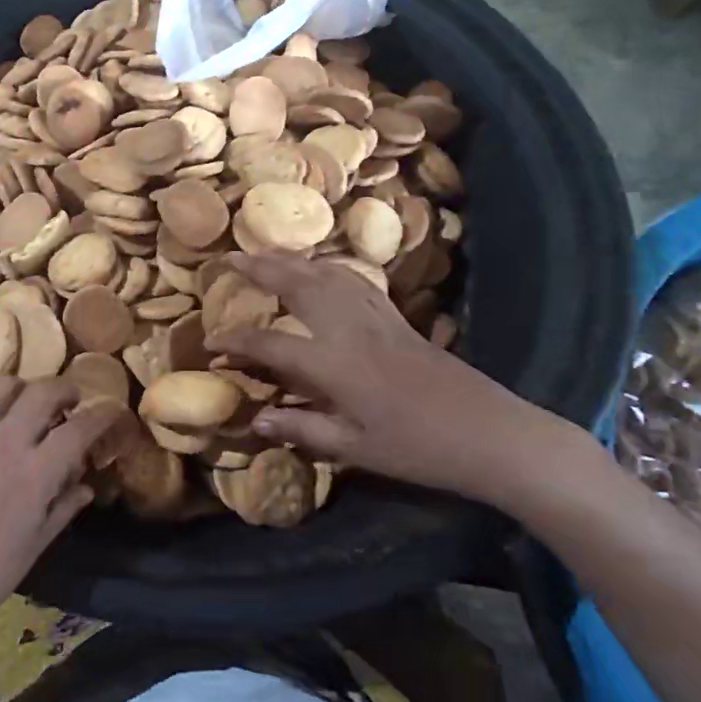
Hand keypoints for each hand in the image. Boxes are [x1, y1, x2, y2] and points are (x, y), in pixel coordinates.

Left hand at [0, 377, 115, 691]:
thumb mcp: (36, 543)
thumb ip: (64, 507)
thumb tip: (85, 485)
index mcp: (37, 472)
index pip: (79, 428)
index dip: (102, 415)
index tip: (114, 410)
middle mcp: (8, 443)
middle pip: (43, 392)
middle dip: (65, 388)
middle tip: (73, 400)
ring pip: (5, 388)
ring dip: (27, 388)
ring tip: (33, 403)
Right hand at [210, 254, 594, 509]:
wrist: (489, 432)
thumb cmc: (417, 448)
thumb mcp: (354, 448)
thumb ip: (302, 429)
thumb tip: (256, 419)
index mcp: (333, 365)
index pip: (270, 344)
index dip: (236, 340)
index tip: (211, 342)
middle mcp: (349, 330)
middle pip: (297, 285)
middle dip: (260, 268)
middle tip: (229, 257)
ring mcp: (376, 318)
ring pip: (327, 273)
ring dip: (293, 259)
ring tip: (267, 252)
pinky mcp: (398, 318)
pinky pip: (355, 280)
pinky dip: (329, 267)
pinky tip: (321, 269)